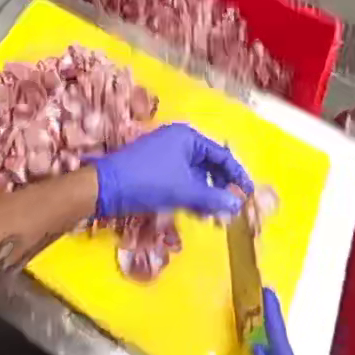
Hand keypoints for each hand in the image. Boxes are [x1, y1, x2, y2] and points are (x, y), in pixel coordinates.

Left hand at [91, 123, 249, 219]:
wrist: (105, 187)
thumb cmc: (147, 181)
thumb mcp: (183, 190)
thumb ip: (213, 197)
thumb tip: (237, 205)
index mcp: (186, 137)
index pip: (222, 155)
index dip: (237, 176)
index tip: (249, 195)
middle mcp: (178, 142)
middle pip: (209, 164)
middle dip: (221, 188)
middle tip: (231, 210)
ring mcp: (165, 156)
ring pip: (195, 175)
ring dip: (206, 195)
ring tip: (215, 216)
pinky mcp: (156, 170)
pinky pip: (182, 181)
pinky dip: (191, 195)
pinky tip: (198, 213)